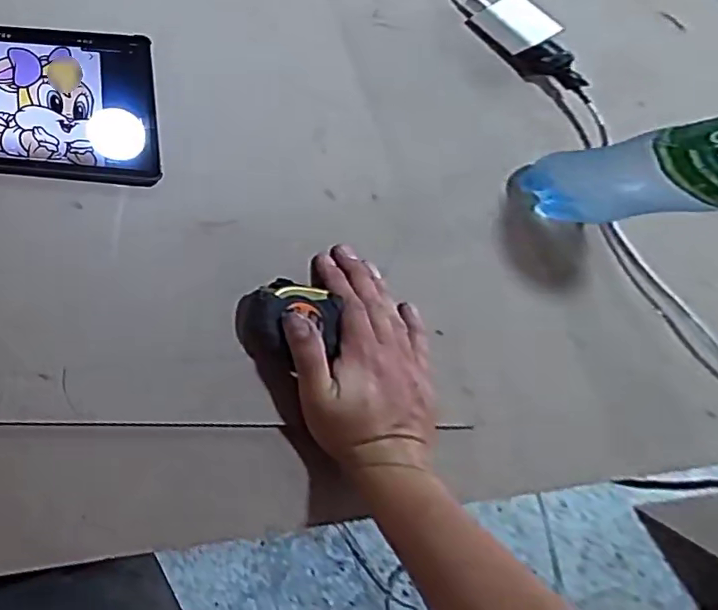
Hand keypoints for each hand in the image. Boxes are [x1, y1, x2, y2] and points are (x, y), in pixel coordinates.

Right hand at [284, 245, 436, 476]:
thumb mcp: (316, 394)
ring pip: (395, 317)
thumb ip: (308, 353)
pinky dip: (411, 320)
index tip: (323, 259)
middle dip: (357, 275)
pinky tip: (406, 306)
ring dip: (379, 289)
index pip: (350, 306)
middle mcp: (390, 353)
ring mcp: (410, 365)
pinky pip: (418, 341)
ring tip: (368, 267)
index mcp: (364, 353)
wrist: (393, 467)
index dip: (336, 280)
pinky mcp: (421, 379)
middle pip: (374, 305)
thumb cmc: (346, 431)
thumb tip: (297, 316)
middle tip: (344, 251)